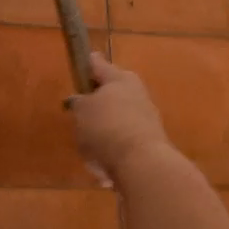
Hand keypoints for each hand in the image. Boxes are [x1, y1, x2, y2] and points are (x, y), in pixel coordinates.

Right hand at [67, 53, 172, 178]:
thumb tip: (78, 99)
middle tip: (80, 117)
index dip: (88, 64)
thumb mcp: (82, 111)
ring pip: (117, 118)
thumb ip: (78, 102)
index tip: (83, 63)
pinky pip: (124, 140)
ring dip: (104, 130)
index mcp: (120, 78)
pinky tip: (103, 165)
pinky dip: (112, 149)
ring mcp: (146, 117)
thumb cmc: (106, 127)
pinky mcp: (149, 141)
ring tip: (89, 148)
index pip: (99, 64)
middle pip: (111, 93)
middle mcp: (136, 92)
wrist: (141, 162)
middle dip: (96, 104)